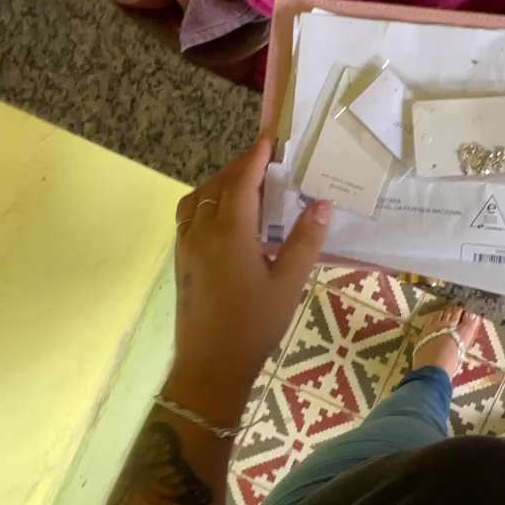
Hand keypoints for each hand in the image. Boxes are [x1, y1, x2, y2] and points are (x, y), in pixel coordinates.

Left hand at [167, 138, 331, 422]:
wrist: (211, 364)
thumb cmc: (255, 324)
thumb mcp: (289, 283)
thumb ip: (305, 240)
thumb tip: (323, 205)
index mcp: (230, 233)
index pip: (242, 181)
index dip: (255, 158)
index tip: (269, 140)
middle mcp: (202, 231)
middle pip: (218, 185)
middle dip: (240, 167)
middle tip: (264, 160)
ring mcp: (186, 245)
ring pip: (198, 198)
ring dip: (220, 183)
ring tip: (244, 184)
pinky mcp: (181, 260)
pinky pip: (189, 216)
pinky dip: (206, 201)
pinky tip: (222, 216)